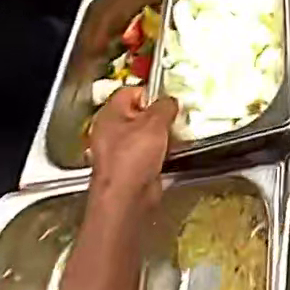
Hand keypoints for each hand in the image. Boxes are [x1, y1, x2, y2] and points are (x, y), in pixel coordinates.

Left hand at [87, 89, 180, 208]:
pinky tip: (175, 149)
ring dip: (164, 131)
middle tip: (177, 115)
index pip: (130, 91)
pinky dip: (162, 148)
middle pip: (140, 112)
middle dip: (160, 113)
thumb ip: (165, 106)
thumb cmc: (135, 155)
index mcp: (110, 114)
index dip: (150, 92)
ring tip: (179, 132)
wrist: (127, 197)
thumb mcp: (154, 122)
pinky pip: (149, 149)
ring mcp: (120, 149)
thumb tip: (170, 101)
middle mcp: (111, 130)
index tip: (168, 98)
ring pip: (146, 132)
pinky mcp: (131, 165)